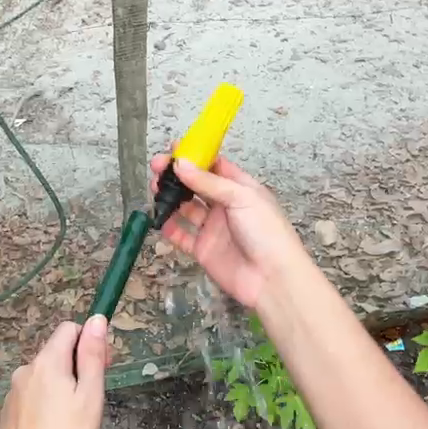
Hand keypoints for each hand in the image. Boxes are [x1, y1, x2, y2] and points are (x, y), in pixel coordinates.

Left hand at [0, 316, 108, 428]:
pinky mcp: (8, 413)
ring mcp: (13, 393)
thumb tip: (97, 319)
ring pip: (45, 376)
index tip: (103, 367)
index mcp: (46, 362)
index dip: (90, 342)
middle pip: (56, 352)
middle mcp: (25, 371)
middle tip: (92, 400)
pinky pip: (33, 396)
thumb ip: (92, 355)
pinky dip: (46, 404)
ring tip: (74, 421)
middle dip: (77, 366)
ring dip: (62, 387)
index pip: (69, 329)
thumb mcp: (89, 396)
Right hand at [149, 154, 311, 311]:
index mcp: (240, 188)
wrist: (271, 279)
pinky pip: (182, 236)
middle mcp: (225, 206)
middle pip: (196, 185)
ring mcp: (213, 228)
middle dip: (177, 176)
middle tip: (158, 168)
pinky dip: (170, 228)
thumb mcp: (241, 198)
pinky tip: (160, 219)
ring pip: (186, 208)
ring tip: (155, 189)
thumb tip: (180, 164)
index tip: (173, 149)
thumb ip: (208, 182)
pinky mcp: (203, 249)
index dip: (194, 157)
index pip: (214, 166)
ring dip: (170, 198)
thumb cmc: (267, 233)